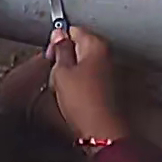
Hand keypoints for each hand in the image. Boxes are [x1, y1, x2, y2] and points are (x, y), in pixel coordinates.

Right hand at [47, 25, 130, 144]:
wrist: (101, 132)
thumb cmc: (83, 101)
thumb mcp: (62, 71)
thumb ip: (60, 49)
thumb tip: (59, 35)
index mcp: (96, 45)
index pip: (72, 30)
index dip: (58, 41)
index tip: (51, 55)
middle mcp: (107, 54)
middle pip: (79, 45)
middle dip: (65, 56)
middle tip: (57, 73)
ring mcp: (110, 70)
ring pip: (83, 62)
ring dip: (72, 70)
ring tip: (66, 87)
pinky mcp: (109, 86)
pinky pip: (89, 76)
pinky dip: (80, 82)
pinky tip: (75, 95)